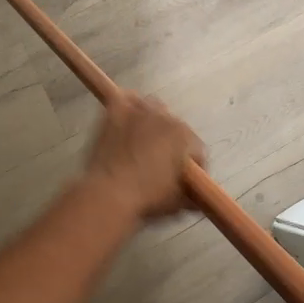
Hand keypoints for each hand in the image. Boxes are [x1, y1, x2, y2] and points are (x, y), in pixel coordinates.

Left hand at [82, 93, 205, 219]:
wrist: (108, 193)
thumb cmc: (146, 200)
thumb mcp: (176, 203)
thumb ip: (190, 196)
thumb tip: (194, 198)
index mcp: (184, 137)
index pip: (195, 148)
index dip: (192, 165)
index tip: (185, 178)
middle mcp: (165, 116)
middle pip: (173, 126)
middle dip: (170, 142)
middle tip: (160, 162)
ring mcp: (139, 110)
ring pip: (152, 109)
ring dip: (150, 121)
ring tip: (141, 141)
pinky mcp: (116, 108)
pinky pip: (126, 99)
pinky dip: (127, 107)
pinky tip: (124, 120)